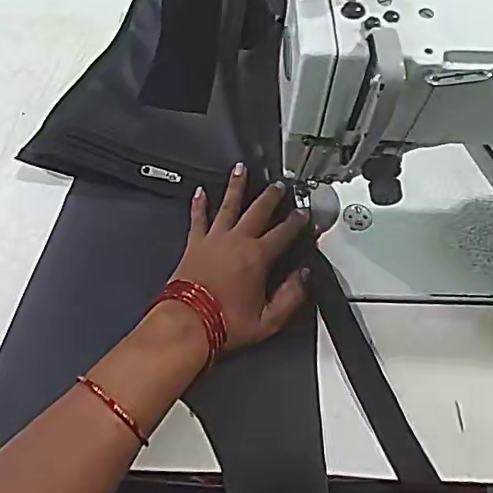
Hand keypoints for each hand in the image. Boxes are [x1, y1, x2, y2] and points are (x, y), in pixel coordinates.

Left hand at [171, 165, 310, 351]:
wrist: (188, 322)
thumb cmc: (224, 323)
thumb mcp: (269, 320)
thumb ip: (291, 296)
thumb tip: (304, 277)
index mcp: (258, 257)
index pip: (284, 233)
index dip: (297, 222)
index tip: (304, 213)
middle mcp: (236, 241)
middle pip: (258, 210)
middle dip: (271, 196)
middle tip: (279, 186)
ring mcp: (213, 239)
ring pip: (228, 205)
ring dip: (236, 186)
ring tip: (241, 169)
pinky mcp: (194, 243)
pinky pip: (198, 217)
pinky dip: (199, 203)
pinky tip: (200, 191)